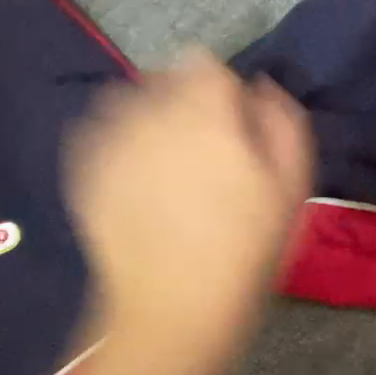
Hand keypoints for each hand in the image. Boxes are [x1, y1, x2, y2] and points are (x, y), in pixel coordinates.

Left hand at [63, 48, 314, 341]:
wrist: (174, 310)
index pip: (205, 64)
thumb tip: (262, 87)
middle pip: (164, 76)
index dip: (222, 84)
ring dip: (147, 110)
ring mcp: (112, 144)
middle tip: (205, 136)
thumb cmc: (247, 246)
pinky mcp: (85, 173)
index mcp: (208, 115)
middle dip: (185, 95)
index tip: (233, 113)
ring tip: (165, 147)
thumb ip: (282, 122)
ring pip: (126, 98)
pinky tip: (132, 164)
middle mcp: (153, 117)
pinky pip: (94, 130)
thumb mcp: (290, 184)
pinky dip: (113, 134)